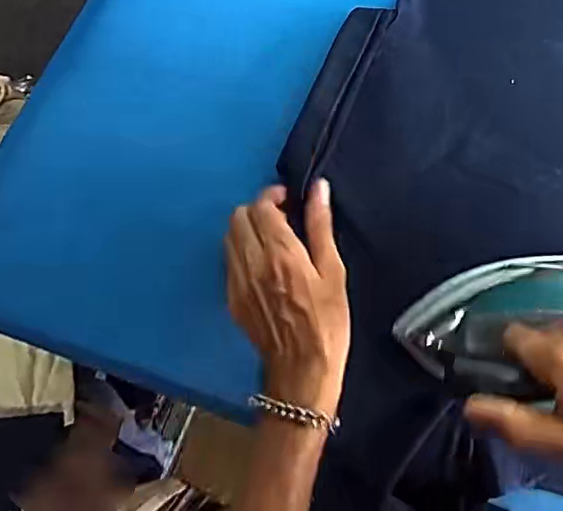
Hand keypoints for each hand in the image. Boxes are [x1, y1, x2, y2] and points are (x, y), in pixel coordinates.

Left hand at [224, 181, 349, 416]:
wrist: (302, 373)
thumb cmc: (327, 321)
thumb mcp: (333, 270)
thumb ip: (321, 225)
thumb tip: (318, 188)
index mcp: (279, 253)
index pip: (261, 206)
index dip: (275, 195)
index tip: (291, 201)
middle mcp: (252, 263)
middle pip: (239, 216)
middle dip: (260, 209)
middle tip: (283, 218)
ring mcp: (237, 282)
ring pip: (229, 236)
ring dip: (248, 228)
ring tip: (273, 239)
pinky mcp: (231, 299)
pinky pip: (229, 260)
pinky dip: (242, 250)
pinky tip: (263, 262)